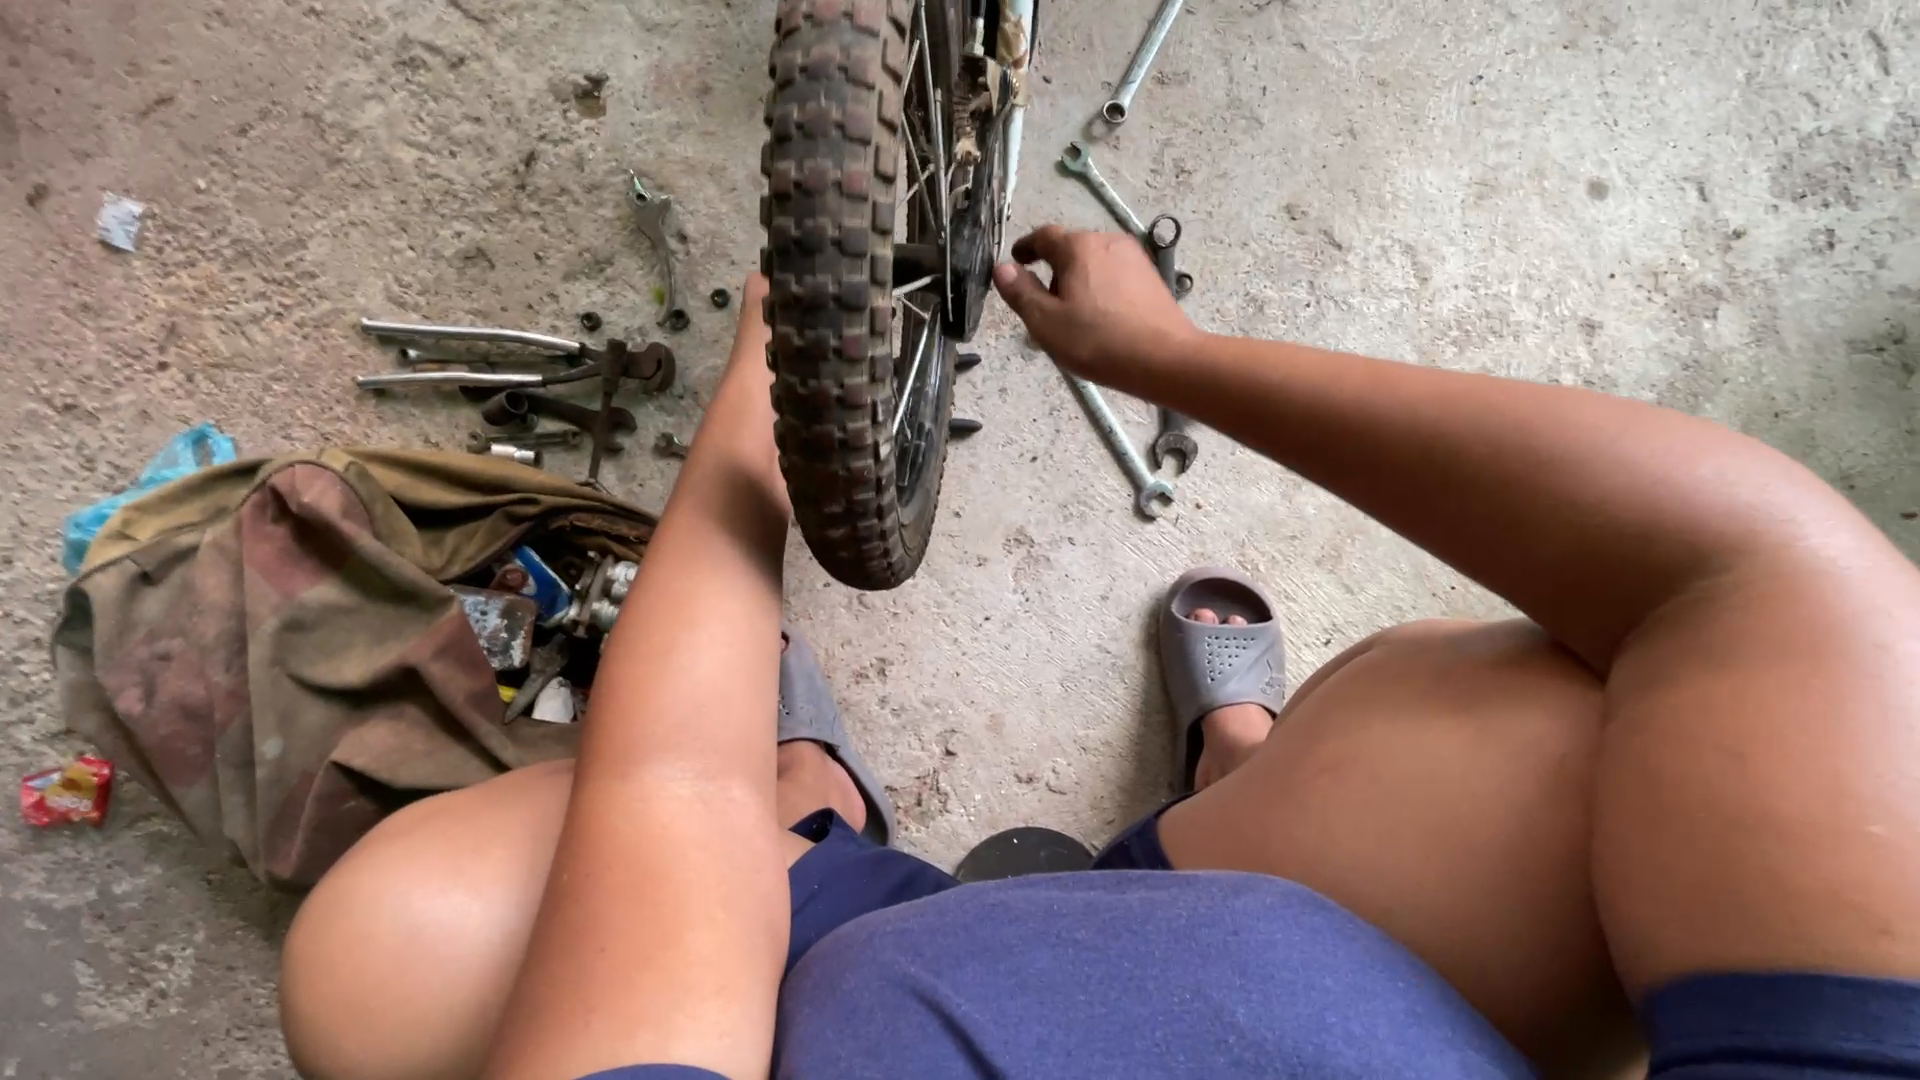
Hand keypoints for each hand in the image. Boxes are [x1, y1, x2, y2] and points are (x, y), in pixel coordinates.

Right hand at [992, 226, 1201, 380]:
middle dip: (1054, 272)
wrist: (1162, 358)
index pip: (1044, 236)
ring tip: (1073, 318)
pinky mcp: (1150, 277)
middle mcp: (1107, 241)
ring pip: (1094, 264)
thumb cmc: (1097, 341)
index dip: (1026, 248)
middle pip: (1071, 250)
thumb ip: (1021, 293)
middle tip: (1044, 306)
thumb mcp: (1046, 322)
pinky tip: (1100, 319)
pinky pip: (1114, 276)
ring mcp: (1134, 258)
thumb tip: (1002, 268)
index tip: (1017, 260)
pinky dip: (1100, 289)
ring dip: (1078, 282)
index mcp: (1078, 247)